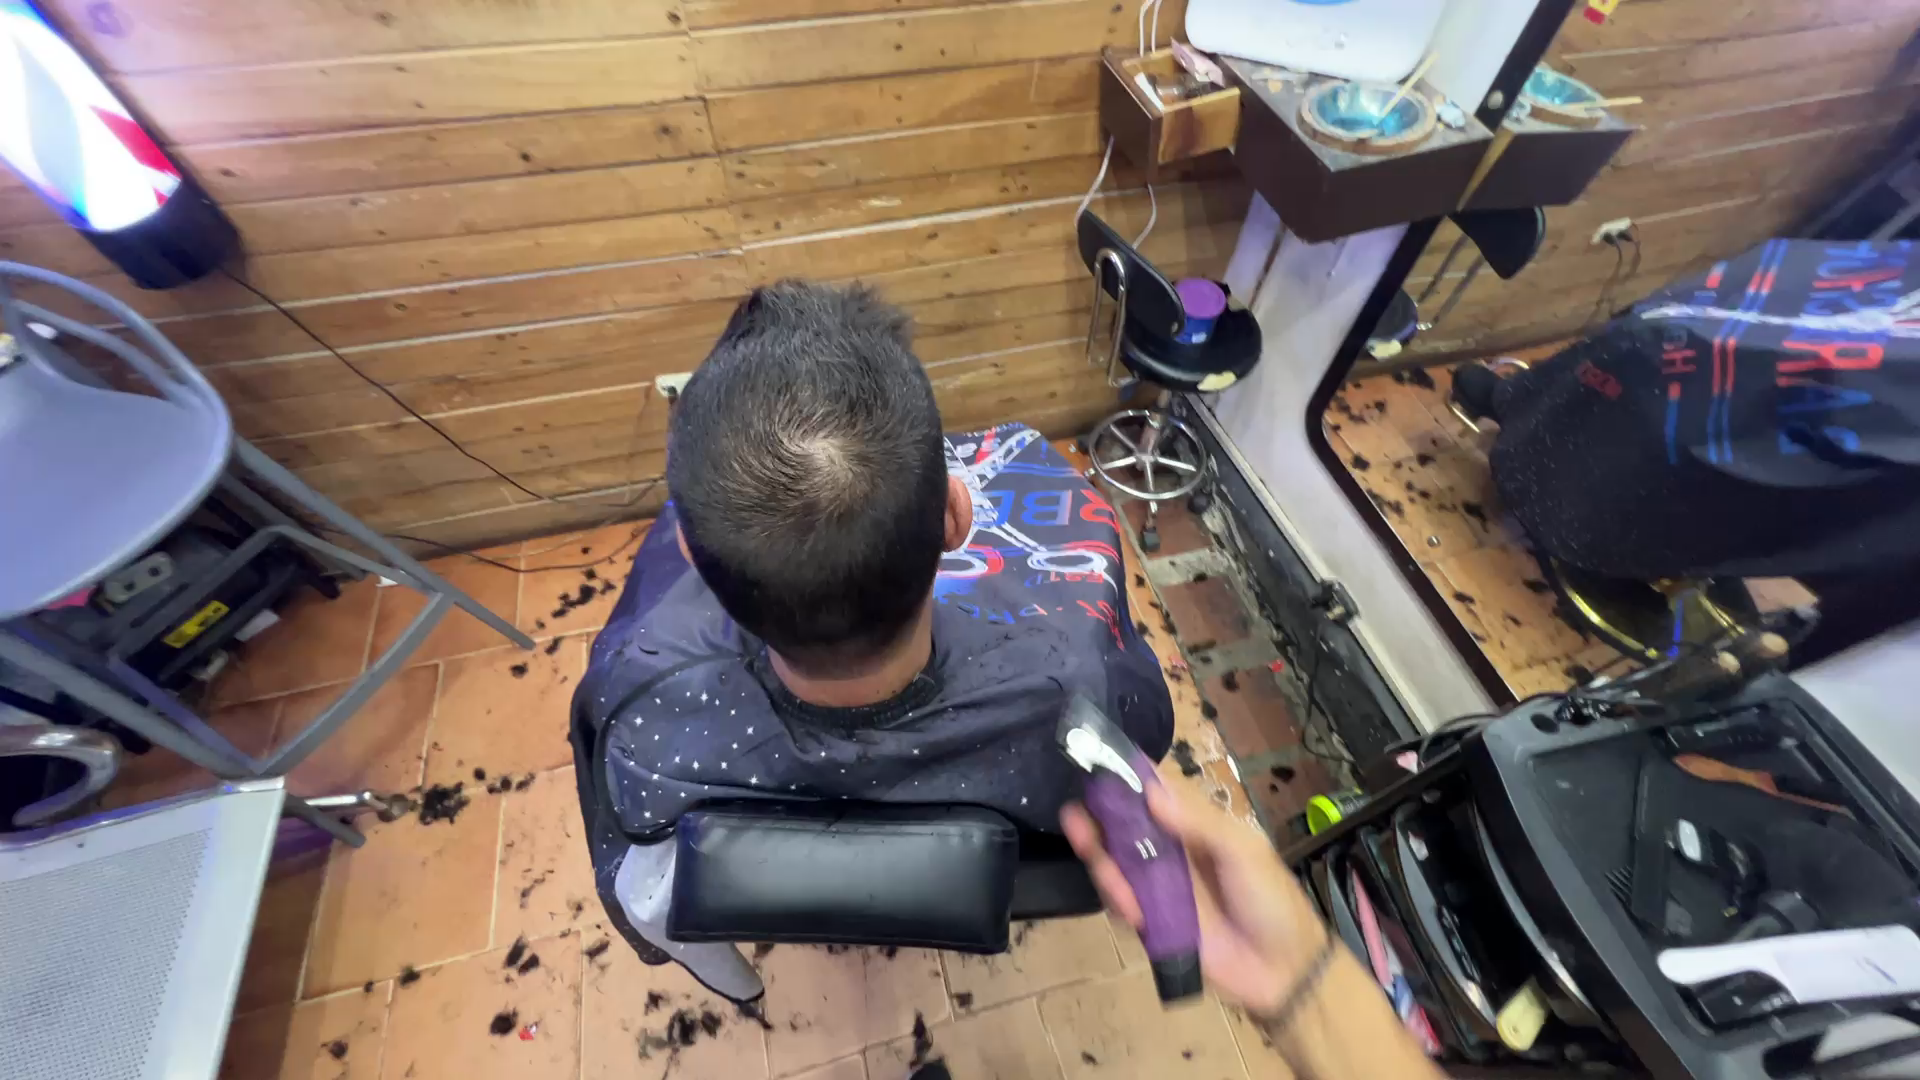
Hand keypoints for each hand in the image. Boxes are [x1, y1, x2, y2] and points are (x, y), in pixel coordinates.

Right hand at [1062, 784, 1326, 1016]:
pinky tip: (1128, 905)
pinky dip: (1116, 898)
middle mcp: (1167, 846)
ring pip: (1114, 861)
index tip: (1096, 766)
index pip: (1150, 789)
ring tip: (1093, 855)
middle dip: (1096, 817)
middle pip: (1121, 824)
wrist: (1284, 971)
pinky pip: (1121, 901)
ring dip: (1098, 856)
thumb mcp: (1242, 849)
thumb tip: (1150, 792)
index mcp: (1191, 821)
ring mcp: (1156, 883)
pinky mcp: (1150, 919)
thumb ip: (1198, 820)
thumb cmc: (1270, 898)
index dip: (1124, 776)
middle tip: (1075, 817)